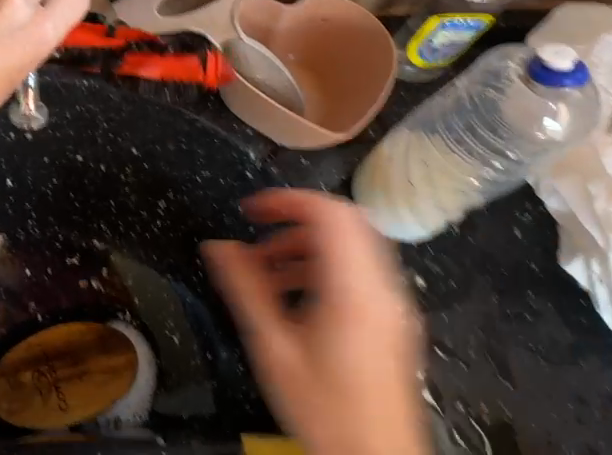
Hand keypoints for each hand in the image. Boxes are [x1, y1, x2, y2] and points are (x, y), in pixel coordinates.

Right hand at [202, 190, 426, 454]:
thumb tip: (217, 246)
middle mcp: (382, 289)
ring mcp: (393, 307)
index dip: (286, 200)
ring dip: (309, 245)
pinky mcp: (393, 323)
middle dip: (296, 219)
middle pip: (346, 222)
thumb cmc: (325, 410)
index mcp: (353, 290)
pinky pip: (362, 272)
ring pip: (355, 246)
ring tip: (268, 271)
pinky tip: (295, 296)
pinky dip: (327, 266)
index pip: (329, 214)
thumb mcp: (273, 349)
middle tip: (259, 235)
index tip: (251, 211)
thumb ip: (245, 290)